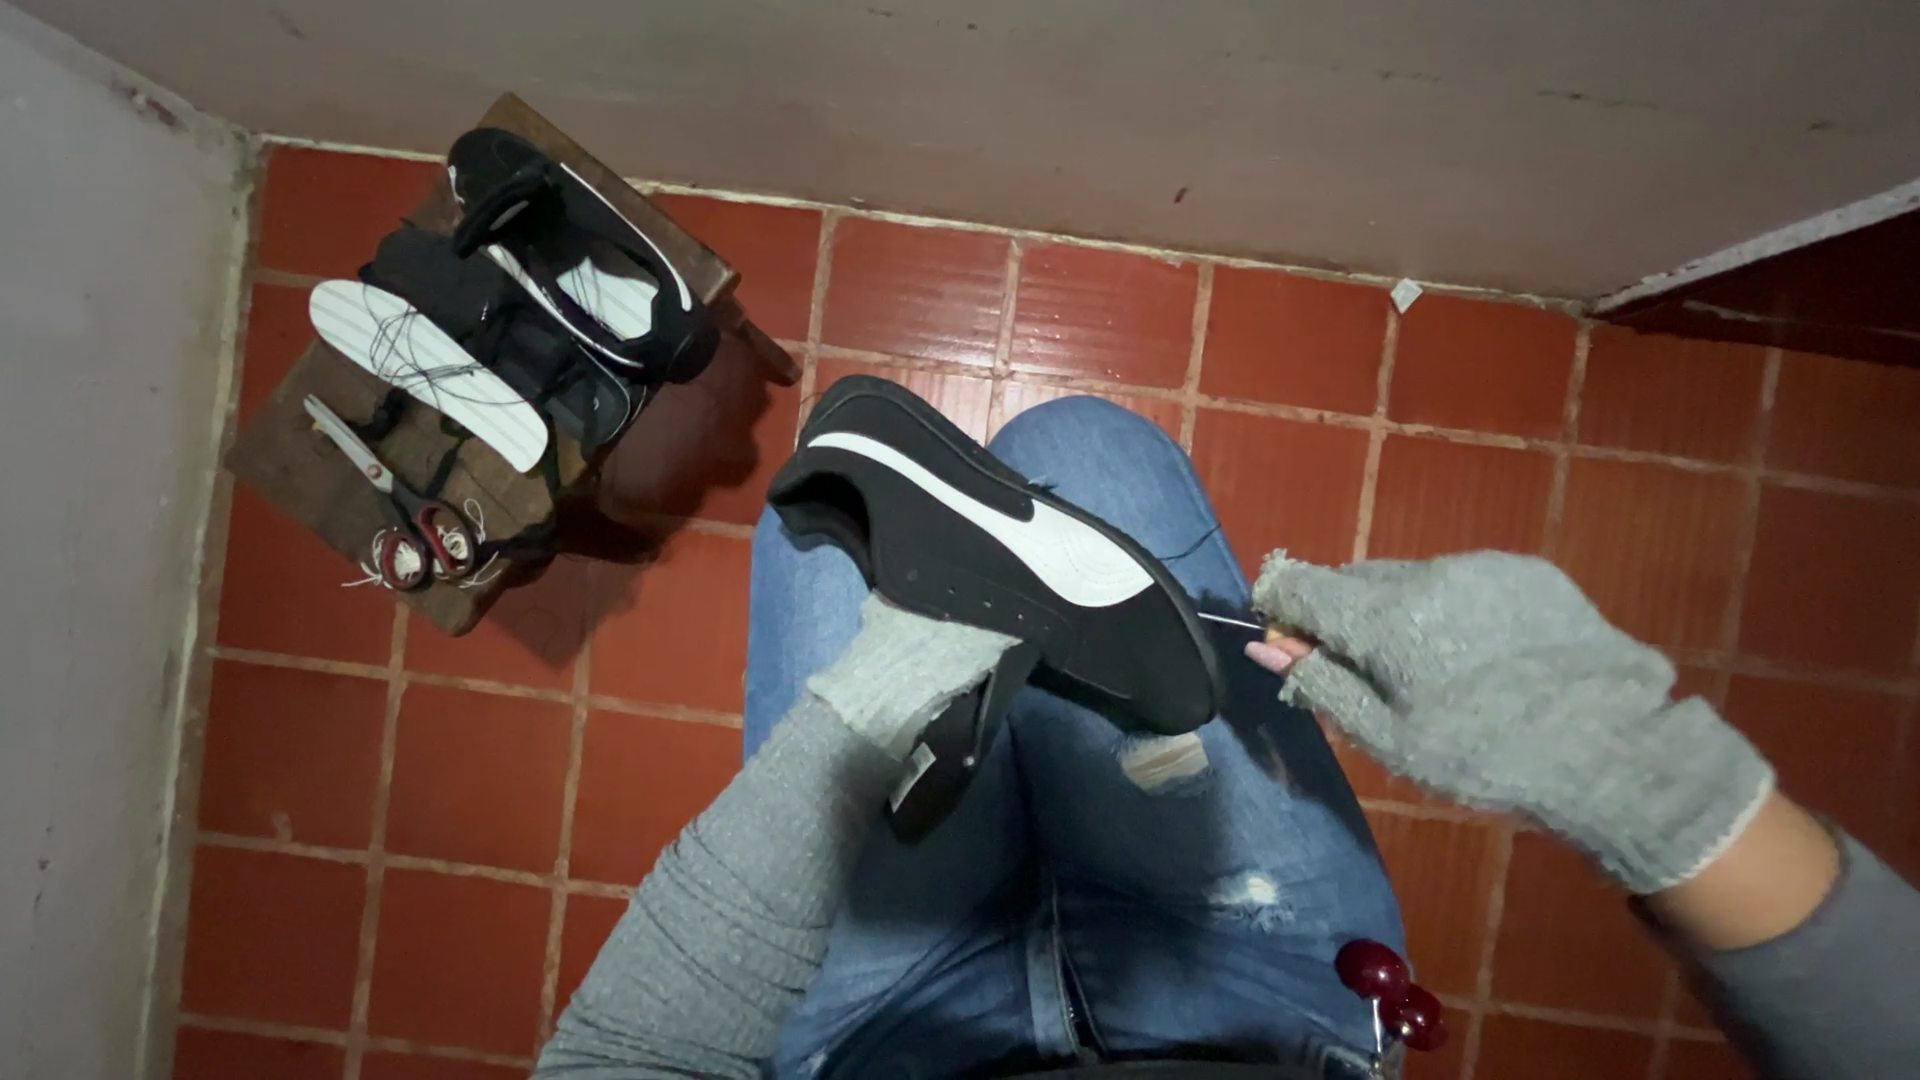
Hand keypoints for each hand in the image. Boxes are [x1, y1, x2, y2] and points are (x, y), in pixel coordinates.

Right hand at [1249, 551, 1774, 894]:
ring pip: (1400, 574)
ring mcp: (1478, 565)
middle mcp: (1425, 574)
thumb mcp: (1386, 736)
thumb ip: (1318, 681)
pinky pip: (1454, 575)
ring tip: (1426, 657)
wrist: (1618, 754)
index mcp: (1385, 619)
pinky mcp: (1524, 567)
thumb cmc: (1483, 757)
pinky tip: (1473, 643)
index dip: (1282, 607)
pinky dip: (1441, 601)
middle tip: (1365, 664)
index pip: (1299, 584)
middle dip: (1338, 612)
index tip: (1291, 638)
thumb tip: (1262, 644)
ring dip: (1390, 605)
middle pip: (1348, 577)